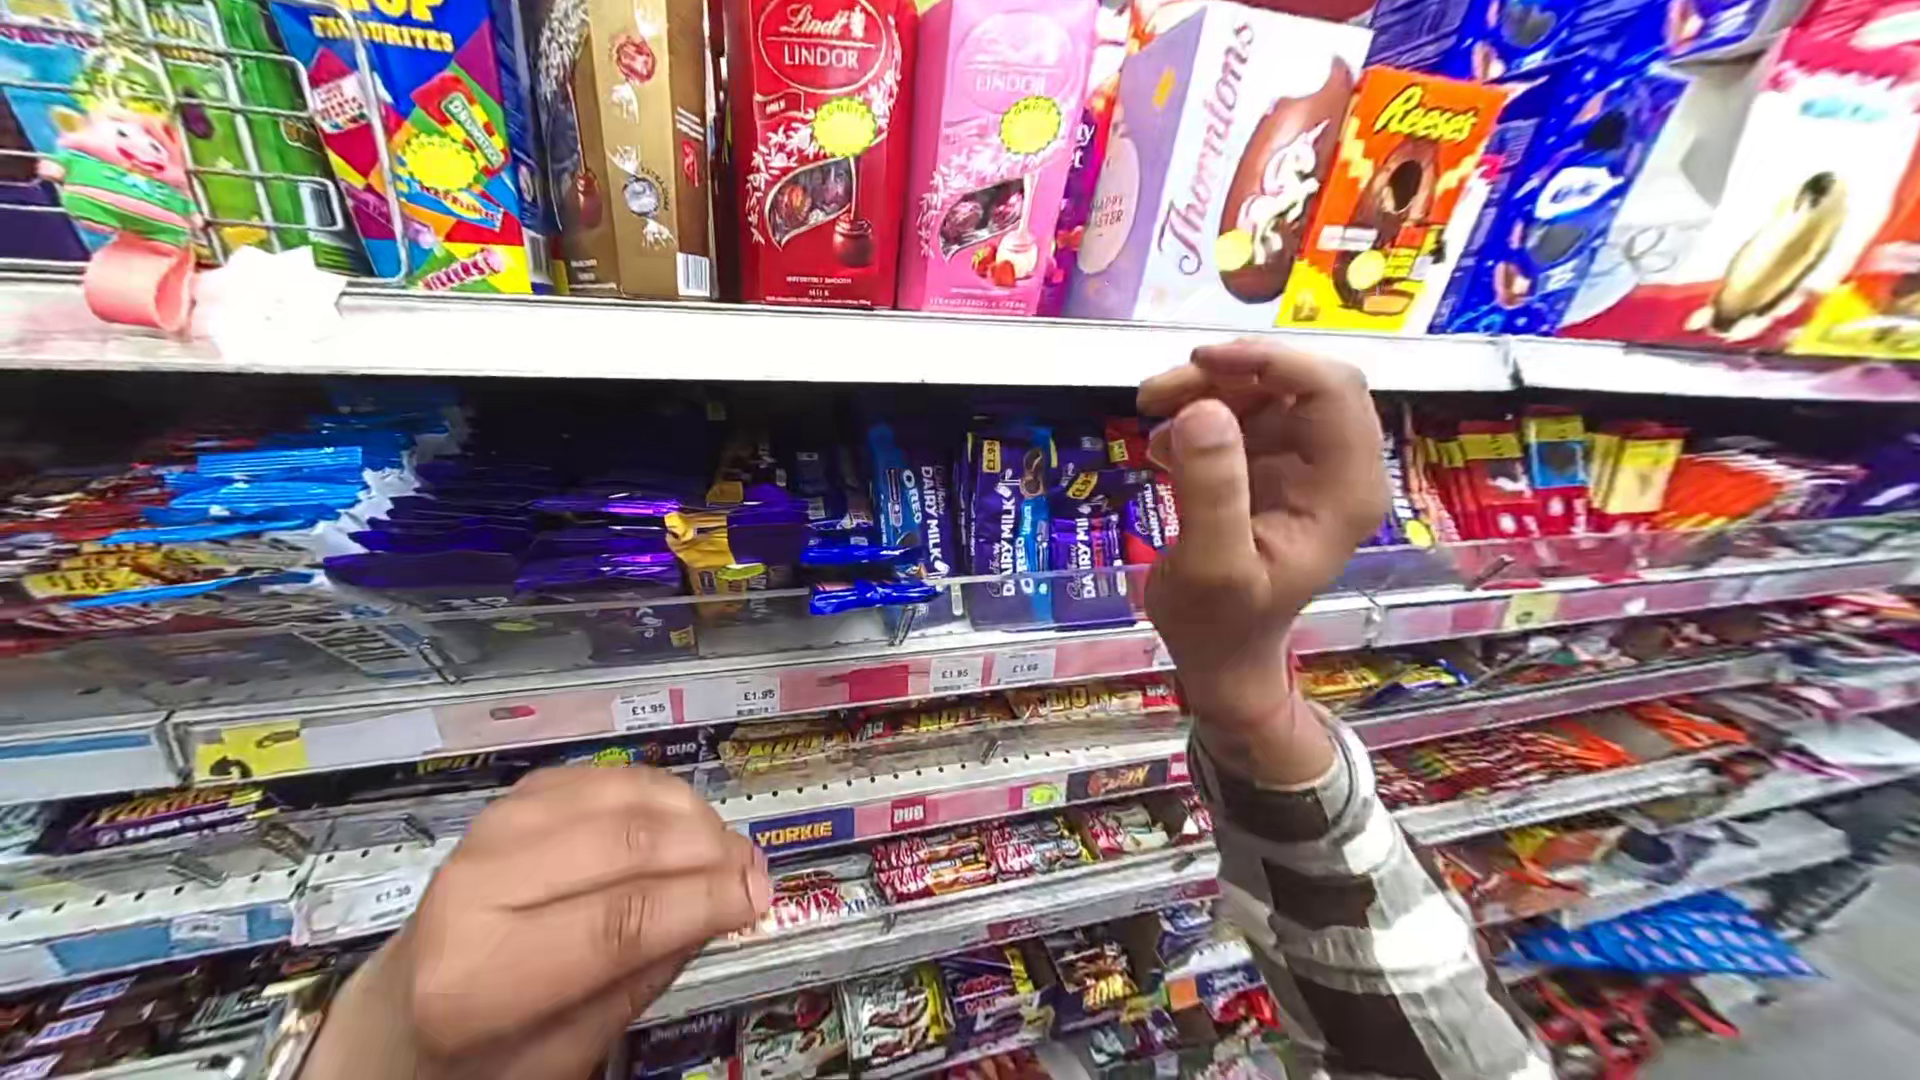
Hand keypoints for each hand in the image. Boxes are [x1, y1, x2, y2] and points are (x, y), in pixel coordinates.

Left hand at [299, 767, 770, 1079]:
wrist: (402, 1007)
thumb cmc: (485, 1051)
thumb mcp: (570, 1049)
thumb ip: (651, 972)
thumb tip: (731, 900)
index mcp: (476, 975)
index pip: (618, 922)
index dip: (703, 901)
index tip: (758, 896)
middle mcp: (477, 883)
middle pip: (628, 844)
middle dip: (710, 851)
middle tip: (753, 869)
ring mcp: (497, 824)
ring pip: (630, 797)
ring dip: (696, 817)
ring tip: (725, 848)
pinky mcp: (522, 793)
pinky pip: (618, 776)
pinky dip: (667, 795)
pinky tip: (686, 823)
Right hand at [1139, 342, 1386, 780]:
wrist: (1215, 656)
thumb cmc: (1217, 624)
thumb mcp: (1210, 566)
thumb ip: (1212, 491)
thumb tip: (1202, 409)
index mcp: (1343, 490)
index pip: (1330, 390)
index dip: (1270, 362)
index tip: (1199, 362)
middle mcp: (1331, 469)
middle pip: (1292, 386)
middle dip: (1223, 377)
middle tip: (1154, 395)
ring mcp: (1297, 470)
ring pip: (1259, 397)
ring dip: (1201, 395)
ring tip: (1147, 416)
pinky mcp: (1264, 474)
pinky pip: (1235, 423)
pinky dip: (1195, 422)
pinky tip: (1160, 452)